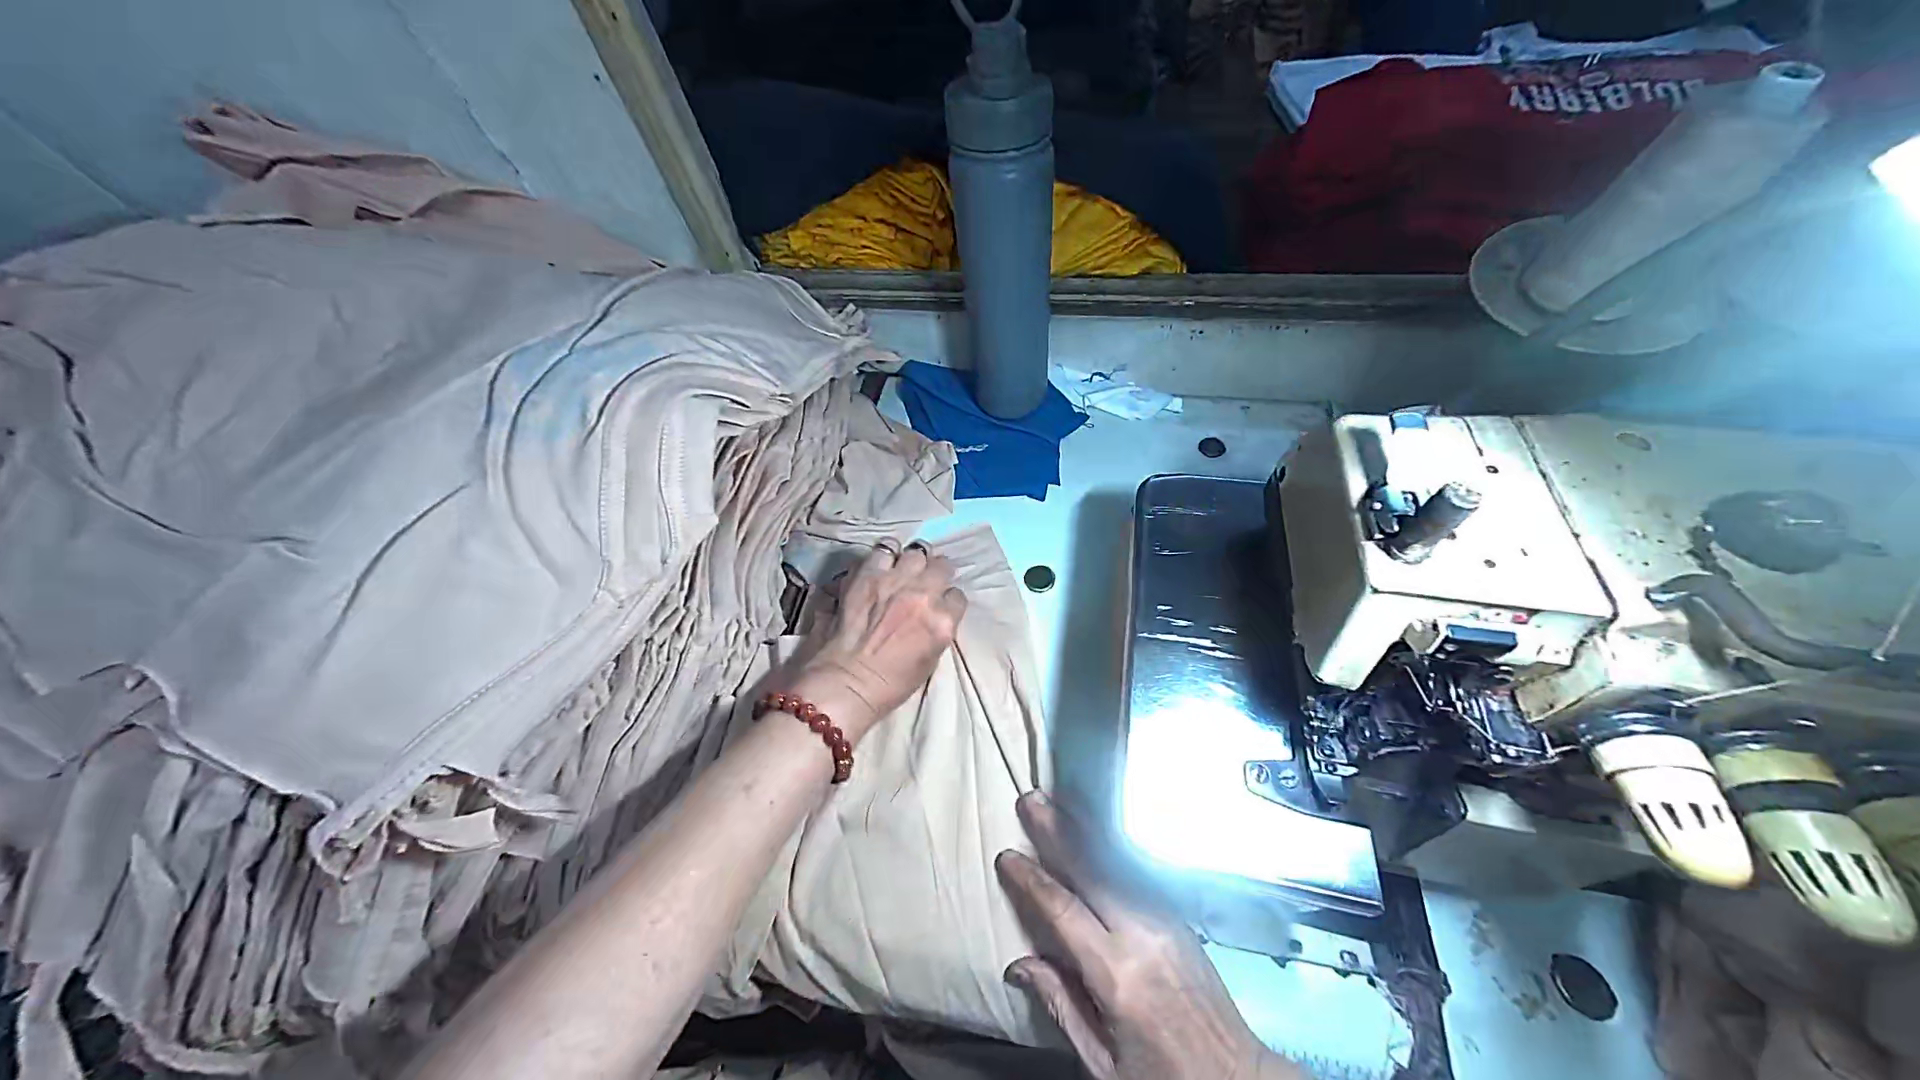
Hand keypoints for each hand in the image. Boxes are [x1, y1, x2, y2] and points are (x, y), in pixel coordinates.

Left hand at [788, 541, 966, 741]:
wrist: (845, 683)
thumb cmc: (890, 684)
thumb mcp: (930, 661)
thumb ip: (937, 629)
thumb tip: (933, 612)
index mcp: (941, 621)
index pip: (957, 596)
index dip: (947, 600)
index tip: (940, 605)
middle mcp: (922, 594)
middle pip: (941, 566)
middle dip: (937, 573)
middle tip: (927, 581)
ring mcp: (893, 581)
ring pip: (915, 552)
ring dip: (913, 561)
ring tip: (905, 568)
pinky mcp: (866, 574)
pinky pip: (884, 550)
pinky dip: (885, 556)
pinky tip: (882, 565)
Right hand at [996, 792, 1302, 1079]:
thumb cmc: (1164, 1078)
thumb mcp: (1104, 1064)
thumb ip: (1061, 1006)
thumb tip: (1018, 965)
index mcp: (1118, 976)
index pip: (1063, 912)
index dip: (1031, 881)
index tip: (1007, 856)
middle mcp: (1143, 935)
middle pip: (1092, 869)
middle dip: (1057, 831)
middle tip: (1030, 800)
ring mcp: (1167, 920)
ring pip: (1117, 862)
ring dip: (1085, 829)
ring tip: (1058, 802)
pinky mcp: (1181, 918)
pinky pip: (1137, 872)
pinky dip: (1111, 846)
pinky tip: (1096, 831)